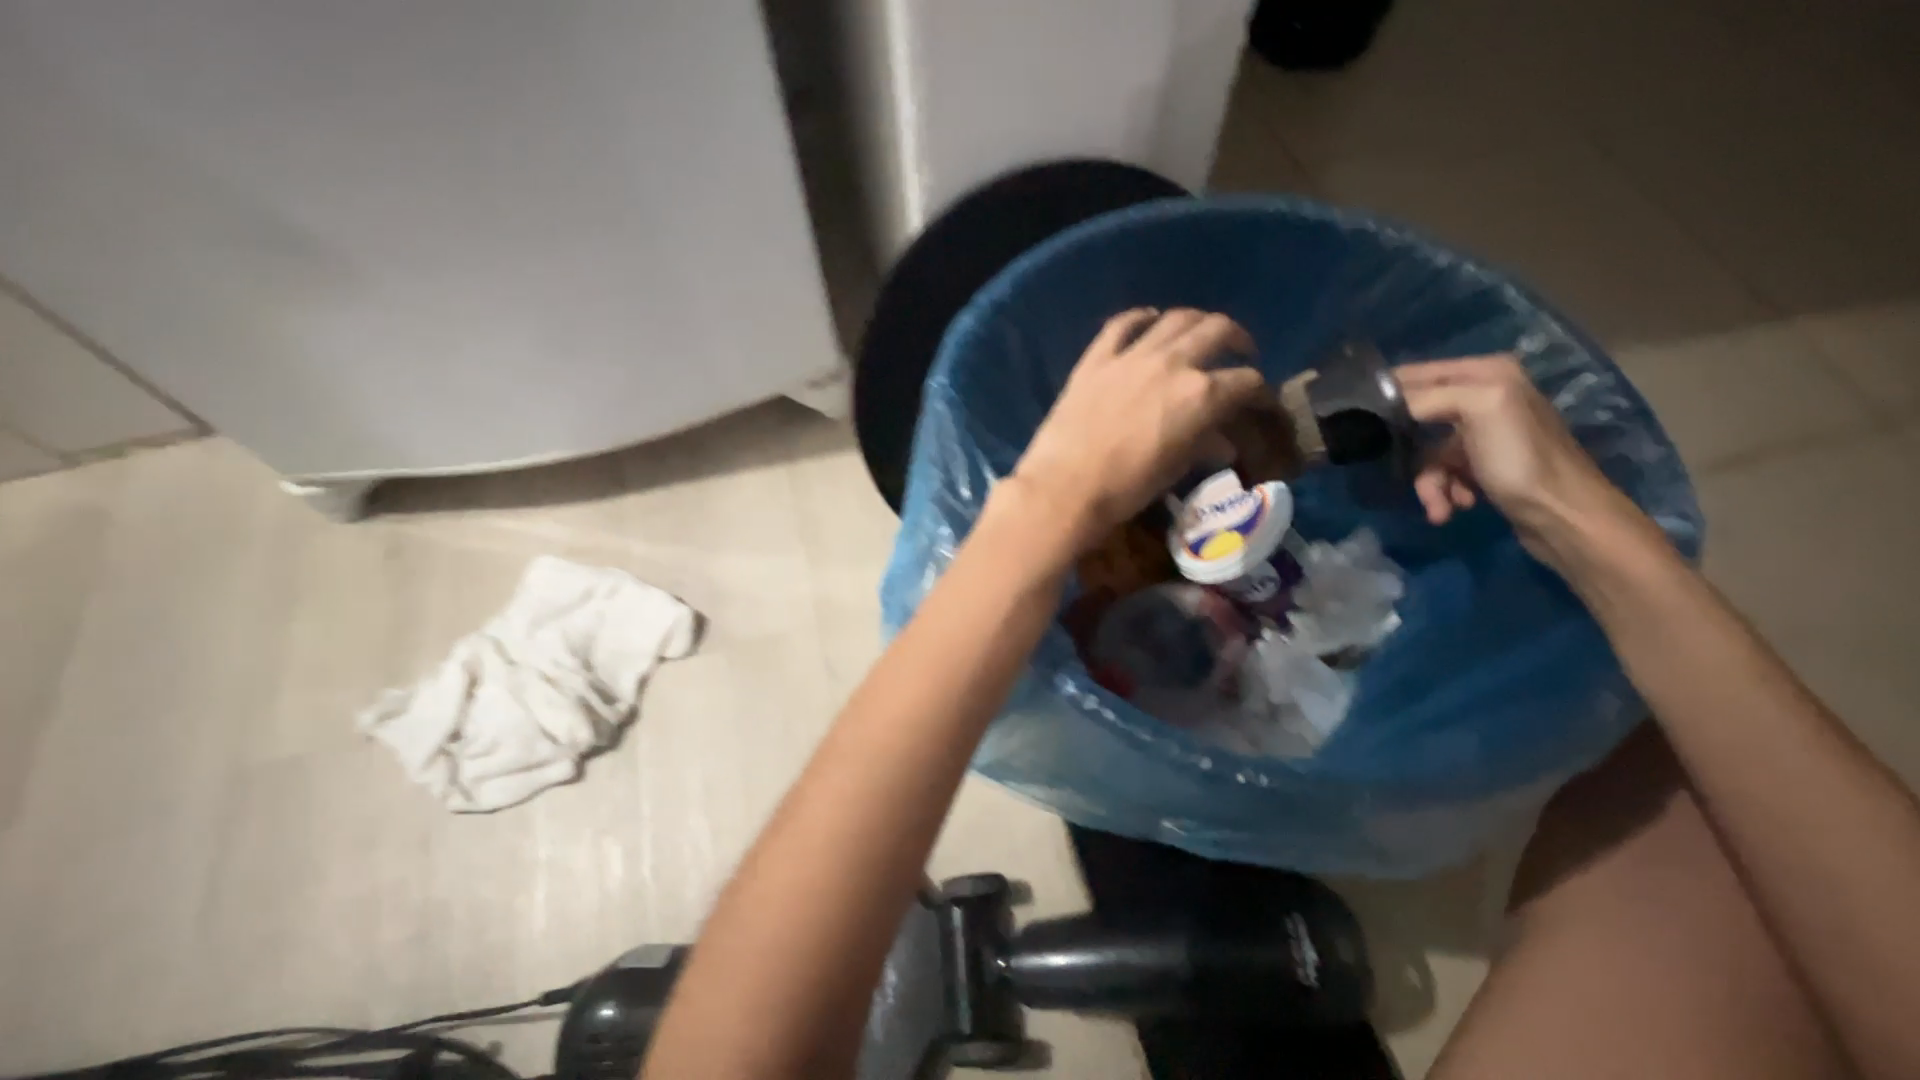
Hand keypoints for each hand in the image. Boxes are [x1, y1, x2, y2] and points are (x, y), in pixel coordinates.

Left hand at [1008, 308, 1266, 551]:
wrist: (1066, 488)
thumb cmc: (1128, 488)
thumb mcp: (1177, 468)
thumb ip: (1205, 444)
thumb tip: (1224, 442)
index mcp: (1201, 394)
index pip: (1248, 382)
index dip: (1262, 393)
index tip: (1261, 402)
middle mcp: (1173, 363)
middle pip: (1219, 331)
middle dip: (1238, 340)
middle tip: (1240, 354)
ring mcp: (1132, 355)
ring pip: (1176, 318)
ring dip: (1197, 321)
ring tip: (1201, 334)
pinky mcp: (1097, 358)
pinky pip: (1123, 324)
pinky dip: (1142, 318)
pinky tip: (1150, 320)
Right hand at [1397, 354, 1629, 546]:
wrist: (1564, 516)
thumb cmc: (1521, 459)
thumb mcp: (1478, 409)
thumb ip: (1427, 397)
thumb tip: (1383, 408)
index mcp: (1486, 371)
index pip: (1416, 374)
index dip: (1386, 397)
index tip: (1358, 422)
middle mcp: (1486, 394)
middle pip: (1417, 418)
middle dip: (1407, 449)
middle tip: (1398, 469)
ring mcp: (1485, 432)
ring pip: (1427, 452)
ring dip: (1428, 481)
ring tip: (1440, 506)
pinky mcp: (1485, 463)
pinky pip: (1444, 472)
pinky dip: (1445, 492)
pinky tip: (1457, 506)